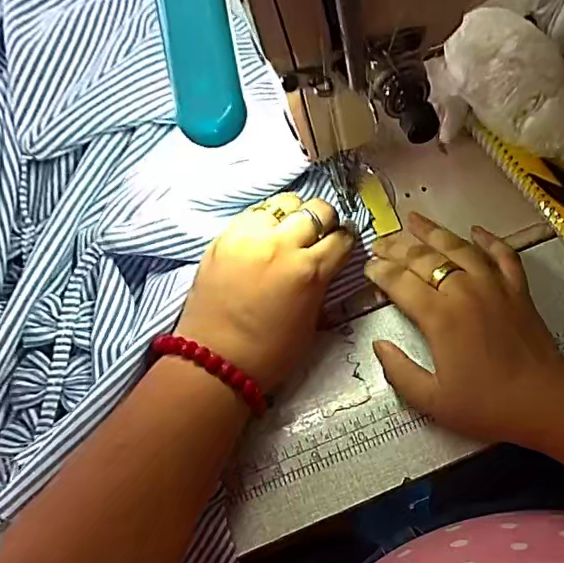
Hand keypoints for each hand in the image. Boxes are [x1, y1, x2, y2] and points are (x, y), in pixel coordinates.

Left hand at [174, 193, 354, 391]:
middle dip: (325, 221)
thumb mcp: (312, 319)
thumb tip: (326, 265)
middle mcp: (282, 245)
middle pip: (318, 209)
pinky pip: (253, 213)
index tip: (343, 245)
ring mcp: (249, 237)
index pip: (342, 238)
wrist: (217, 360)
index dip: (347, 241)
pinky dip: (265, 220)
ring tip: (291, 231)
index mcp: (310, 271)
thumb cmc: (271, 352)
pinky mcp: (223, 237)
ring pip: (285, 202)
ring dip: (294, 214)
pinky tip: (265, 236)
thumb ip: (321, 284)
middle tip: (320, 235)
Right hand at [363, 212, 563, 443]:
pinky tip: (476, 230)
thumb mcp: (432, 400)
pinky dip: (489, 240)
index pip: (400, 282)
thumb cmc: (486, 405)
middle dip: (398, 247)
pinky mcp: (518, 289)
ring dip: (435, 232)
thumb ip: (400, 371)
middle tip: (381, 242)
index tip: (368, 267)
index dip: (380, 272)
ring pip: (459, 248)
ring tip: (415, 219)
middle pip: (425, 257)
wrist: (542, 399)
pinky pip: (502, 254)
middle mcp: (464, 291)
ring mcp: (494, 286)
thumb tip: (379, 344)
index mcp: (439, 317)